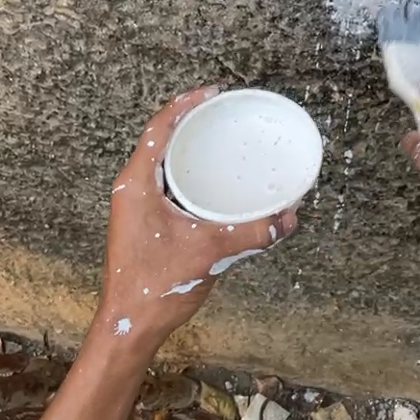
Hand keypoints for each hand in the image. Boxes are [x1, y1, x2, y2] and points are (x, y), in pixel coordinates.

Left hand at [96, 87, 298, 349]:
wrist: (130, 326)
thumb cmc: (155, 287)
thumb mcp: (210, 252)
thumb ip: (252, 234)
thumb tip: (289, 218)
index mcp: (137, 184)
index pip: (159, 129)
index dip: (184, 105)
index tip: (212, 93)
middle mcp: (133, 188)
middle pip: (160, 140)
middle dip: (190, 121)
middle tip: (222, 110)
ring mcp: (136, 205)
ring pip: (163, 162)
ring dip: (188, 147)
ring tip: (220, 137)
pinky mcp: (145, 221)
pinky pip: (167, 183)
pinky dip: (188, 172)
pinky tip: (212, 179)